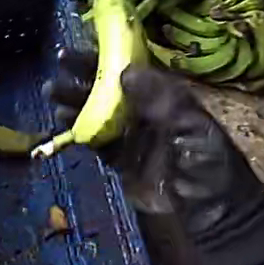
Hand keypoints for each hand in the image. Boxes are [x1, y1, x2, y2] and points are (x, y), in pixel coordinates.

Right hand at [49, 53, 263, 264]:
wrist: (212, 216)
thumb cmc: (209, 166)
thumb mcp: (191, 127)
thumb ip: (159, 99)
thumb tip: (126, 71)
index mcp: (166, 97)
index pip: (132, 70)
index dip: (107, 57)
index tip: (85, 48)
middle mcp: (146, 111)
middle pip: (109, 88)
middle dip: (83, 75)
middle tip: (59, 63)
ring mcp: (132, 136)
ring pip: (97, 112)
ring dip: (75, 100)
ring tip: (52, 92)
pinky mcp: (121, 161)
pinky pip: (96, 141)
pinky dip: (78, 130)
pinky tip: (61, 120)